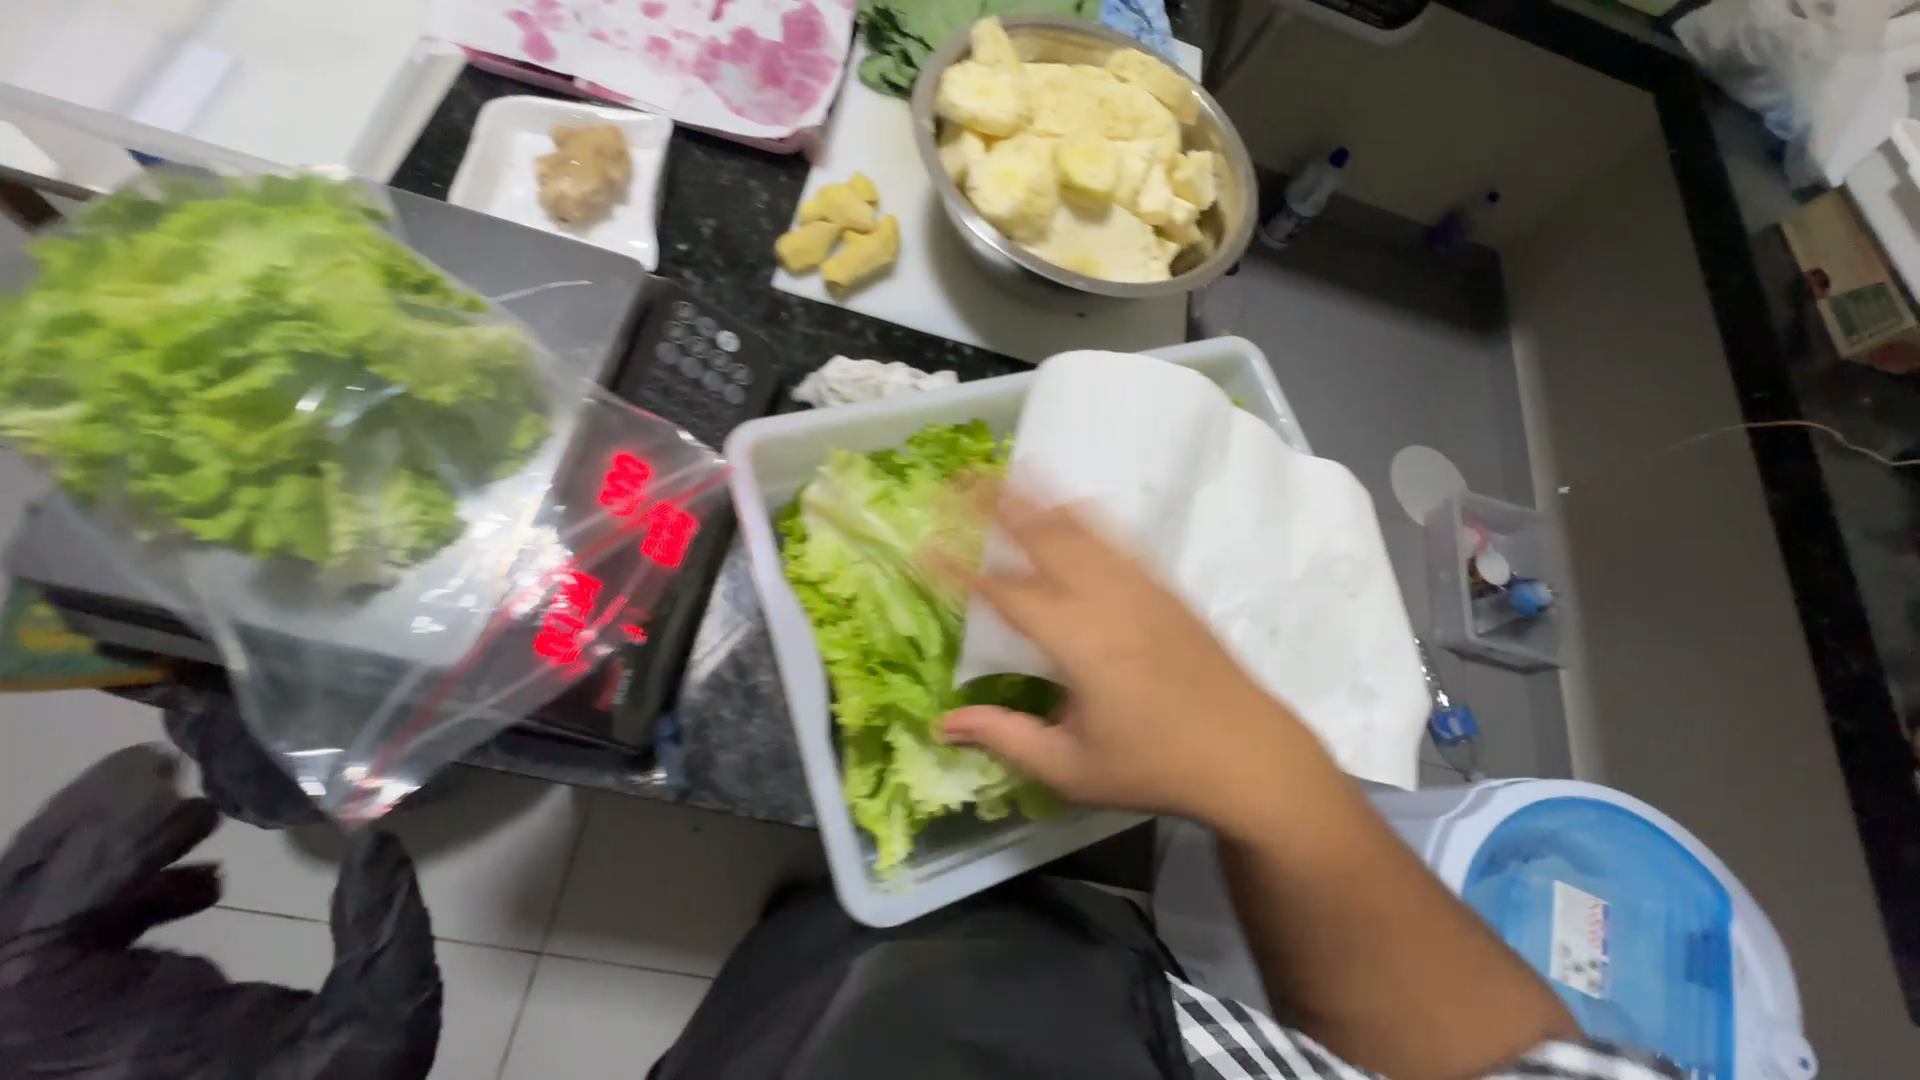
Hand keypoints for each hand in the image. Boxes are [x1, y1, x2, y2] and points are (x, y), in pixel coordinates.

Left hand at [0, 746, 441, 1079]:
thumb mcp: (381, 1023)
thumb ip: (383, 929)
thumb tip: (374, 838)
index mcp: (113, 1048)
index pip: (32, 946)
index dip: (94, 855)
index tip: (178, 791)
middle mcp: (52, 1044)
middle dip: (72, 836)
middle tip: (162, 772)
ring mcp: (56, 1038)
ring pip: (12, 929)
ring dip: (90, 857)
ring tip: (191, 816)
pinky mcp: (77, 1031)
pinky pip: (47, 949)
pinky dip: (112, 898)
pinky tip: (198, 885)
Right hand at [941, 489, 1330, 826]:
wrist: (1249, 757)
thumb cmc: (1154, 768)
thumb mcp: (1070, 768)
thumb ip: (1005, 738)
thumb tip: (942, 724)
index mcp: (1080, 644)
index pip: (1007, 593)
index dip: (961, 570)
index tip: (924, 547)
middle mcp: (1110, 601)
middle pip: (1046, 538)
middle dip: (1000, 505)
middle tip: (960, 481)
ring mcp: (1143, 589)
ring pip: (1084, 529)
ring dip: (1042, 498)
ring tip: (1008, 472)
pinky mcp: (1167, 590)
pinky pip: (1120, 539)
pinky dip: (1087, 516)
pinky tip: (1072, 507)